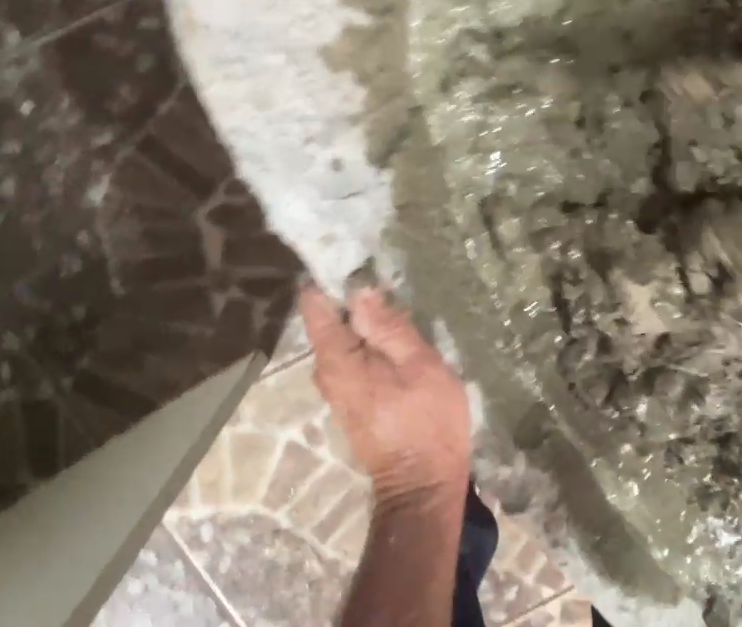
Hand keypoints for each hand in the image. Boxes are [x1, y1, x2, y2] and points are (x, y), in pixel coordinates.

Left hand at [300, 285, 471, 504]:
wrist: (423, 484)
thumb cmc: (427, 422)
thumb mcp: (419, 366)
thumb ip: (389, 327)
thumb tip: (361, 289)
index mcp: (337, 359)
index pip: (315, 303)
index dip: (335, 276)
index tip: (362, 257)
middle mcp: (326, 370)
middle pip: (330, 317)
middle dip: (356, 293)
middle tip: (392, 273)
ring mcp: (339, 385)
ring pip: (345, 334)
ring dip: (368, 315)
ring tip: (401, 295)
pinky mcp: (354, 395)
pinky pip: (355, 352)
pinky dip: (372, 336)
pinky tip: (400, 328)